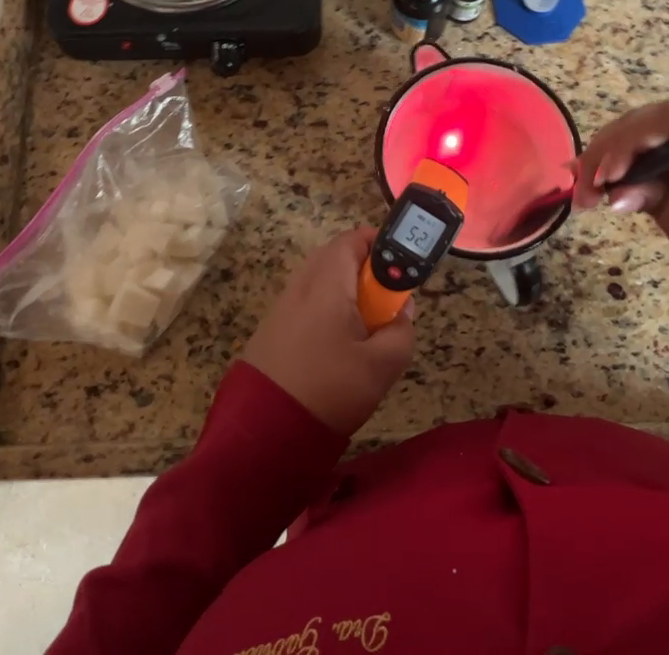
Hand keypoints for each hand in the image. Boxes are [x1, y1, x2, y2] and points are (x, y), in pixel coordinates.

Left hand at [241, 229, 415, 435]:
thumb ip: (401, 331)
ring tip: (368, 328)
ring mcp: (283, 307)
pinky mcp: (273, 330)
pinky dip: (329, 312)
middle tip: (389, 299)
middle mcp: (301, 285)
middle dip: (367, 271)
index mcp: (326, 282)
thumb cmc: (330, 388)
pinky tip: (341, 347)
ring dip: (348, 294)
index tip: (402, 267)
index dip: (381, 244)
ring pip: (322, 283)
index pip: (353, 239)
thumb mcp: (382, 365)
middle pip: (337, 258)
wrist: (265, 429)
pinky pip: (308, 304)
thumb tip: (402, 311)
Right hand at [575, 102, 668, 291]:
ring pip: (656, 123)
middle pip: (656, 117)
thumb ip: (658, 205)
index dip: (627, 142)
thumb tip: (612, 194)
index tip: (602, 180)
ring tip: (590, 186)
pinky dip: (637, 150)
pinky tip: (614, 176)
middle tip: (581, 189)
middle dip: (610, 148)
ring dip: (618, 149)